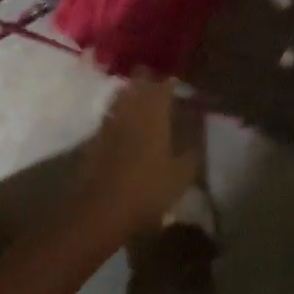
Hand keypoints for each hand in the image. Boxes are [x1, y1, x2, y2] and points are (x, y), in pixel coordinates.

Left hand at [77, 77, 200, 238]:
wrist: (102, 210)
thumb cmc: (148, 190)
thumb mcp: (181, 176)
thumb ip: (192, 154)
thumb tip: (199, 141)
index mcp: (154, 113)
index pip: (164, 86)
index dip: (173, 84)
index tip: (181, 86)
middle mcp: (130, 110)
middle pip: (138, 84)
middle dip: (150, 82)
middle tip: (163, 91)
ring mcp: (109, 123)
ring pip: (121, 97)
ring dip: (133, 96)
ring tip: (146, 105)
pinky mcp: (95, 138)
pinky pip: (111, 116)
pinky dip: (121, 115)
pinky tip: (128, 127)